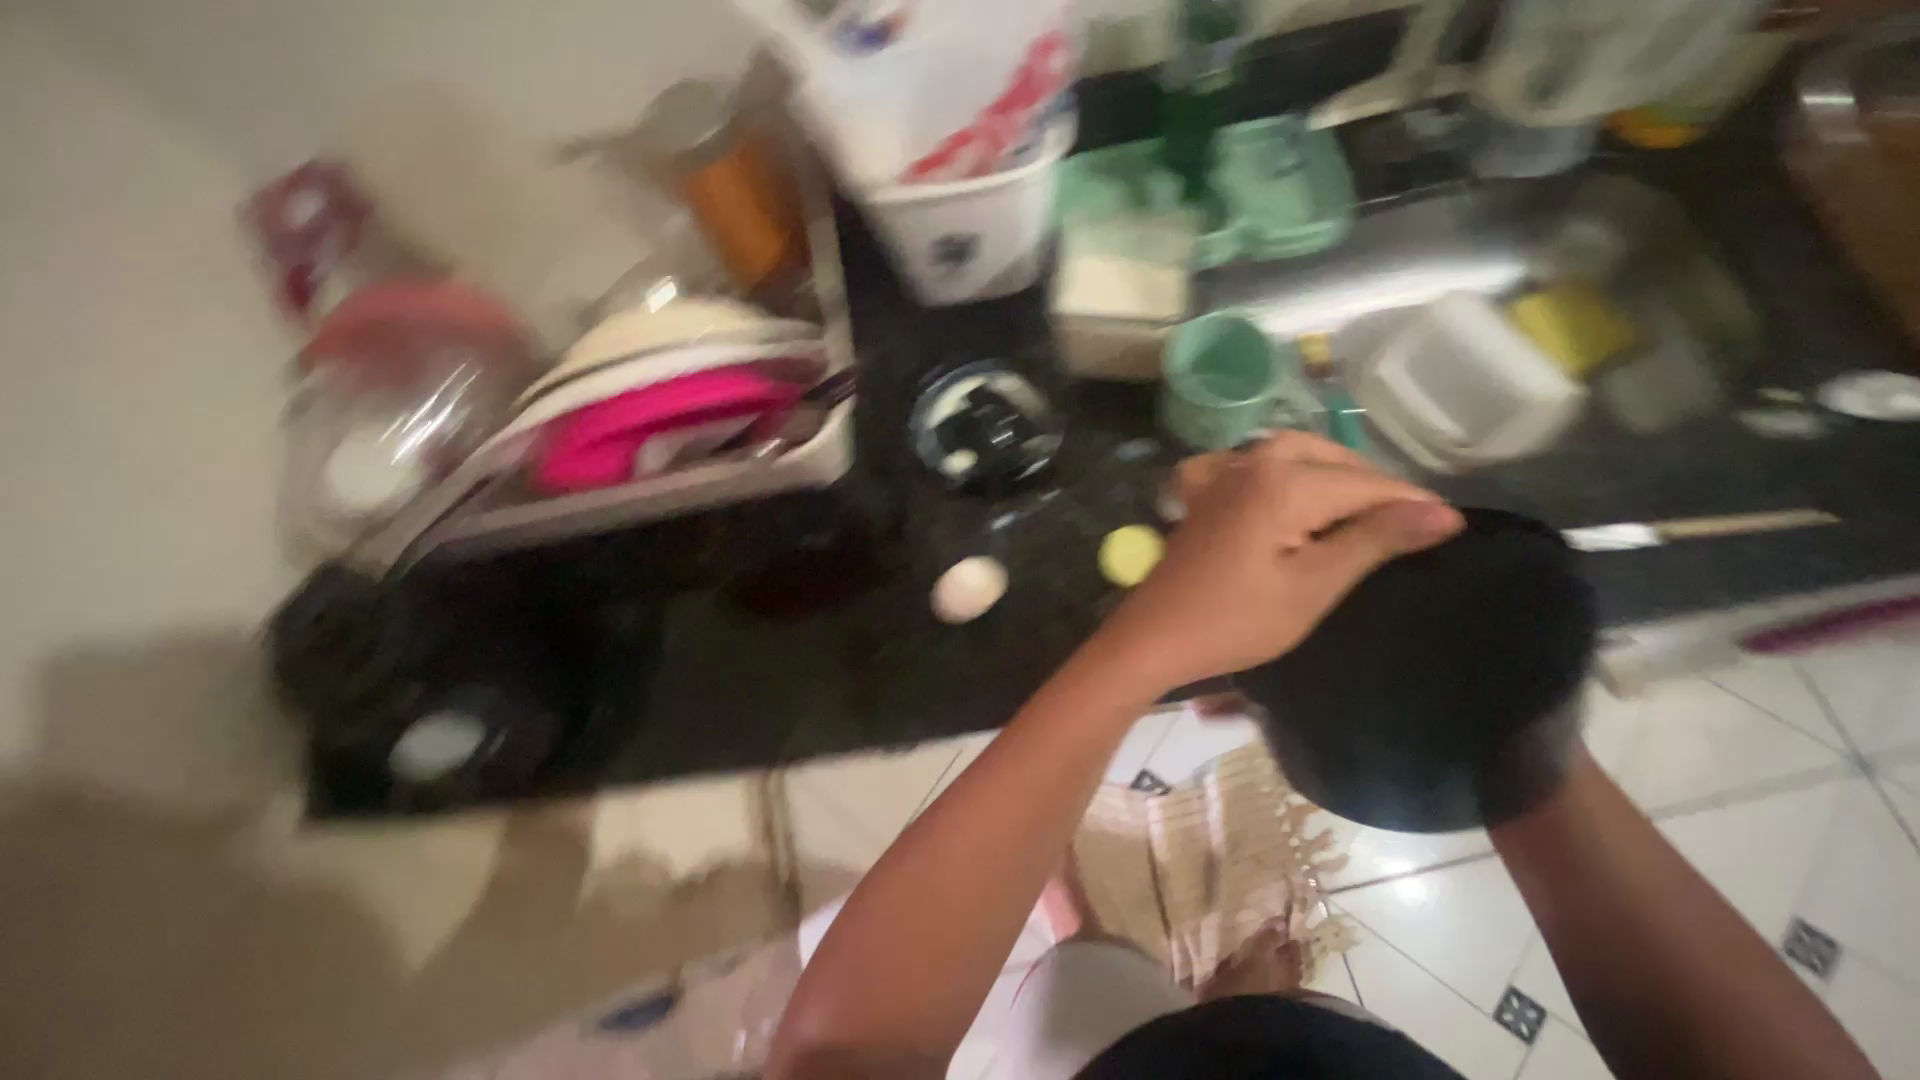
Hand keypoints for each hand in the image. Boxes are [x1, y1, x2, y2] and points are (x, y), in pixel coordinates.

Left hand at [1094, 432, 1462, 690]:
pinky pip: (1250, 462)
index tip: (1450, 526)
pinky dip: (1277, 469)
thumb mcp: (1314, 585)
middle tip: (1407, 522)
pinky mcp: (1203, 491)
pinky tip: (1285, 489)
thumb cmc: (1236, 620)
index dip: (1411, 503)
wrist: (1154, 637)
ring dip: (1330, 471)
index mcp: (1284, 481)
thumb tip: (1443, 512)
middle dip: (1372, 484)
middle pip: (1331, 458)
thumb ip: (1374, 540)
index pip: (1366, 482)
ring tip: (1361, 508)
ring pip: (1292, 451)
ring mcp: (1221, 473)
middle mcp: (1253, 462)